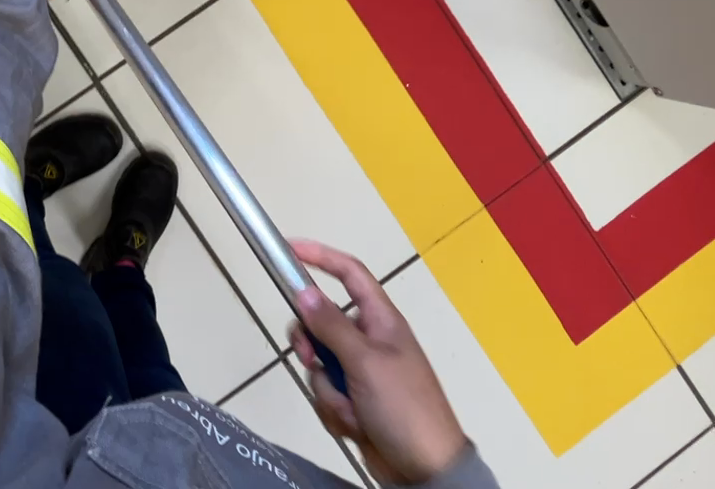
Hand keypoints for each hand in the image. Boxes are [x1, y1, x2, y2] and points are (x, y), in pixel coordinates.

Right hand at [289, 239, 468, 485]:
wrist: (425, 474)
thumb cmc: (404, 407)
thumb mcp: (365, 362)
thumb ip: (330, 325)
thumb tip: (302, 291)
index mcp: (380, 320)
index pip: (348, 273)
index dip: (320, 256)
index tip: (288, 248)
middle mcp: (368, 340)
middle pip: (320, 321)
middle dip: (312, 344)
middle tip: (311, 358)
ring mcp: (359, 371)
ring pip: (318, 362)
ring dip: (327, 388)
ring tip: (351, 408)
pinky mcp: (353, 400)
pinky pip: (324, 391)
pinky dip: (334, 409)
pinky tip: (355, 425)